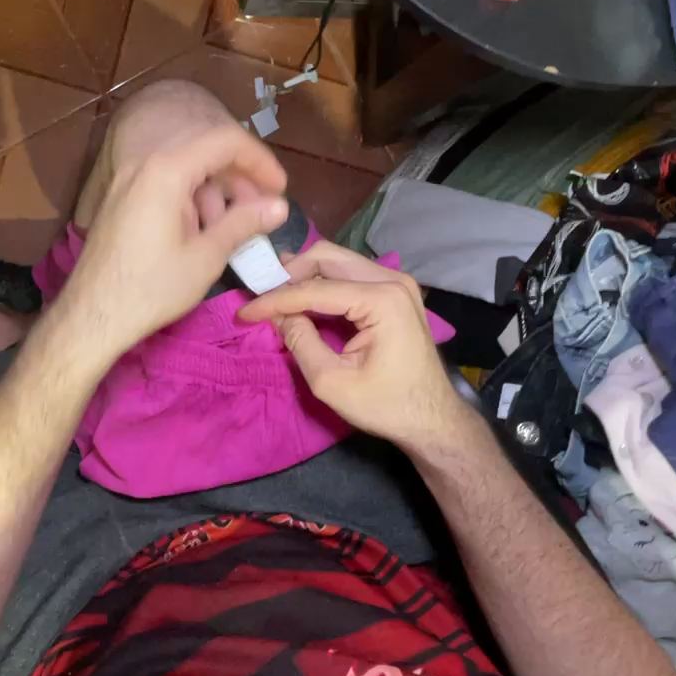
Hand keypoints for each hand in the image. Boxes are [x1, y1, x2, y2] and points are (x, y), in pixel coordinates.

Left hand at [51, 125, 288, 358]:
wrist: (93, 316)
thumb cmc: (152, 288)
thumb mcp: (206, 257)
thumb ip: (244, 223)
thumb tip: (279, 206)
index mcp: (167, 170)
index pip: (226, 141)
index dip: (261, 161)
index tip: (280, 189)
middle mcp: (144, 164)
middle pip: (205, 152)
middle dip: (239, 179)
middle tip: (262, 212)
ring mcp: (128, 180)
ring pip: (186, 170)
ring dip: (216, 193)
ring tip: (232, 230)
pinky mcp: (121, 199)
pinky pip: (166, 184)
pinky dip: (192, 200)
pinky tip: (202, 233)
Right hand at [238, 241, 473, 452]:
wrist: (432, 418)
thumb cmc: (385, 405)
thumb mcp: (331, 381)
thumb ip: (301, 342)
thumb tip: (277, 316)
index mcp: (382, 299)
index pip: (315, 288)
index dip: (275, 300)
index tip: (243, 312)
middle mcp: (392, 279)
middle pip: (327, 257)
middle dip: (289, 275)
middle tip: (260, 296)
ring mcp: (397, 282)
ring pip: (337, 261)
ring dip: (304, 276)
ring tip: (274, 295)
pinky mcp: (395, 292)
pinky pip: (350, 275)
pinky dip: (322, 283)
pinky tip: (302, 299)